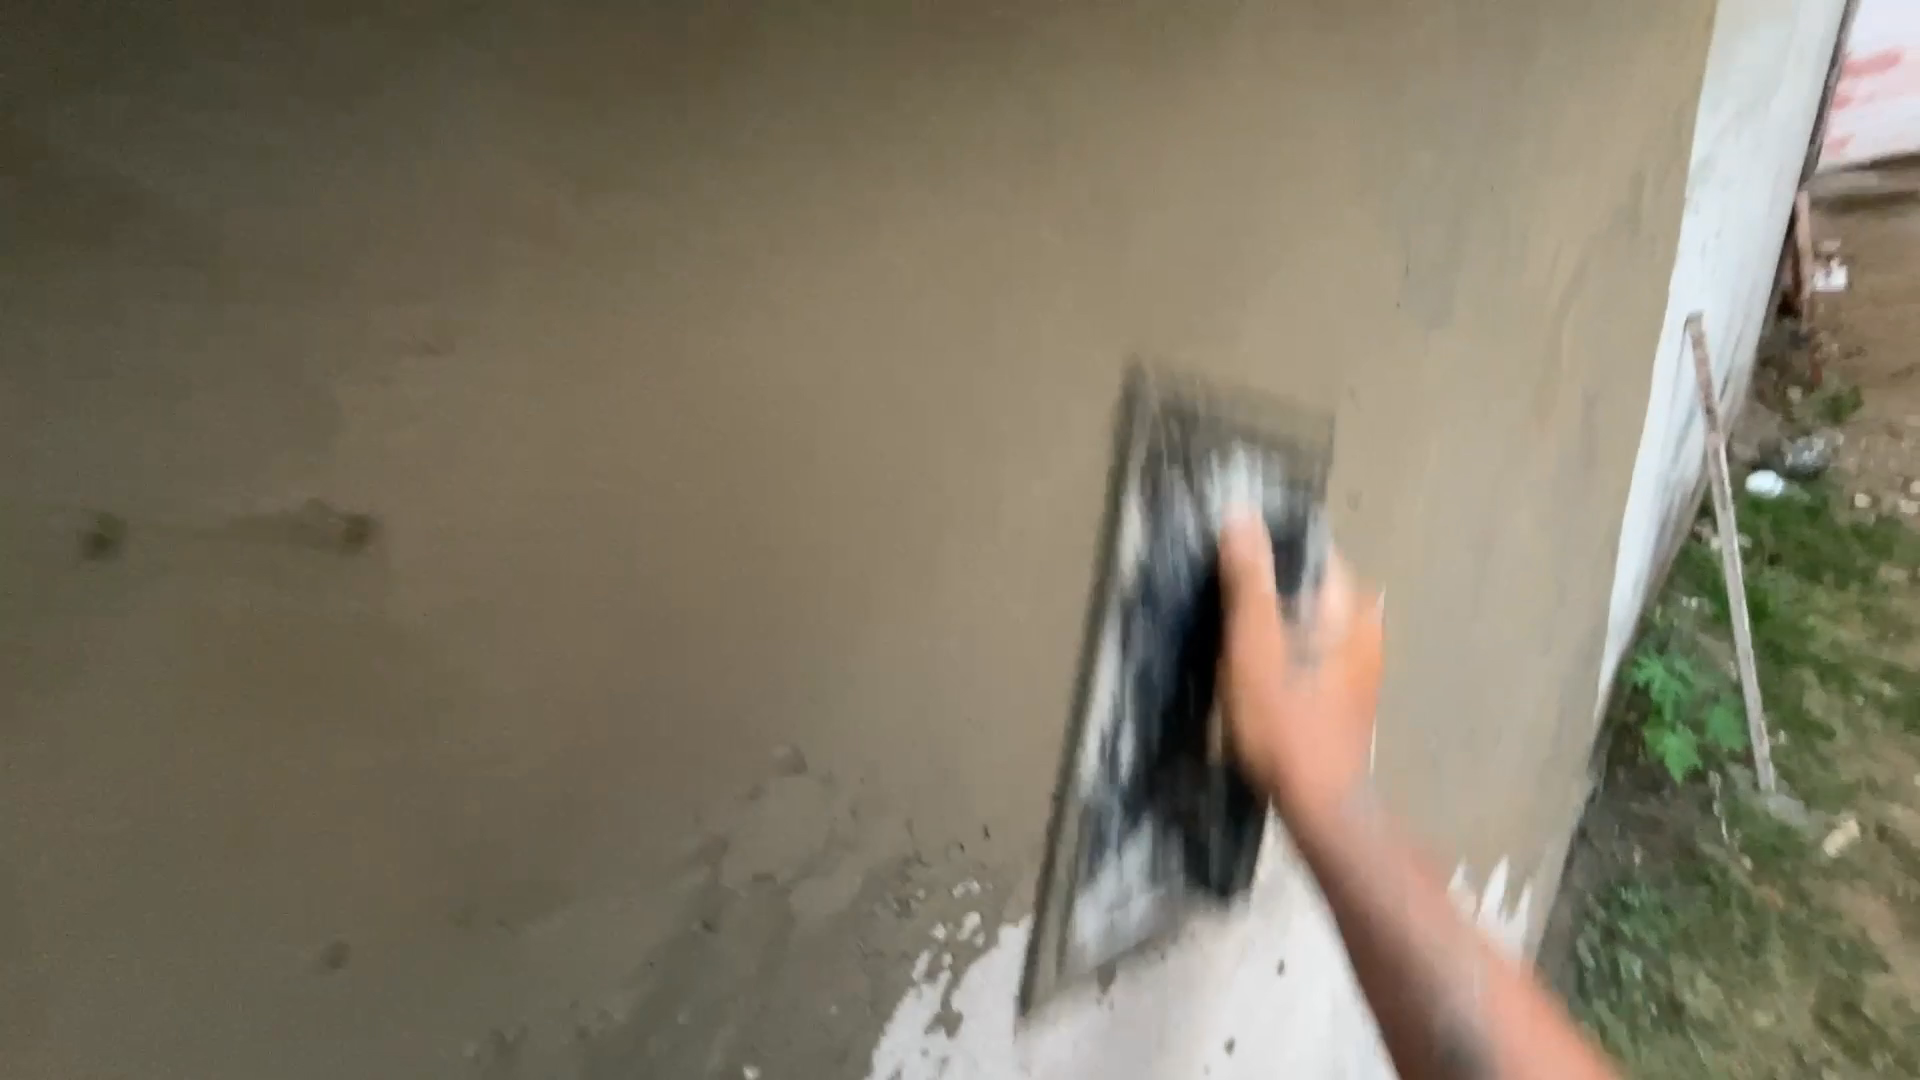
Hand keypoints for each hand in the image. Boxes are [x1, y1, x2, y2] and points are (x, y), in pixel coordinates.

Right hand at [1217, 515, 1383, 827]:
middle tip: (1219, 602)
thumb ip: (1248, 578)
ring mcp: (1361, 658)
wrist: (1317, 798)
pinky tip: (1257, 667)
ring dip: (1273, 616)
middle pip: (1305, 583)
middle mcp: (1364, 622)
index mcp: (1347, 602)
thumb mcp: (1253, 642)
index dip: (1264, 547)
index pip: (1307, 548)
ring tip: (1231, 633)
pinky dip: (1284, 644)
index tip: (1224, 560)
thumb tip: (1240, 514)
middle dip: (1265, 584)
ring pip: (1307, 615)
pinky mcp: (1348, 687)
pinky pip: (1311, 644)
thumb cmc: (1282, 717)